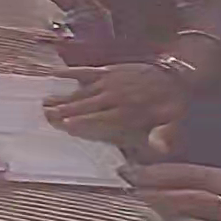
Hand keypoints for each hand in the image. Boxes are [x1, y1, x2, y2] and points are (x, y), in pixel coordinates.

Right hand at [44, 63, 187, 142]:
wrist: (175, 74)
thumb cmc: (172, 102)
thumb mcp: (175, 121)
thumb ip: (165, 134)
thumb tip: (161, 149)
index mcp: (129, 112)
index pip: (101, 119)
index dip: (83, 122)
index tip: (65, 125)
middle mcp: (114, 97)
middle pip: (85, 106)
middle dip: (65, 111)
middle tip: (45, 115)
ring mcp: (108, 82)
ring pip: (81, 92)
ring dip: (63, 97)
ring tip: (45, 102)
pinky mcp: (106, 70)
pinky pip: (85, 71)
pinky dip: (70, 72)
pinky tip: (55, 73)